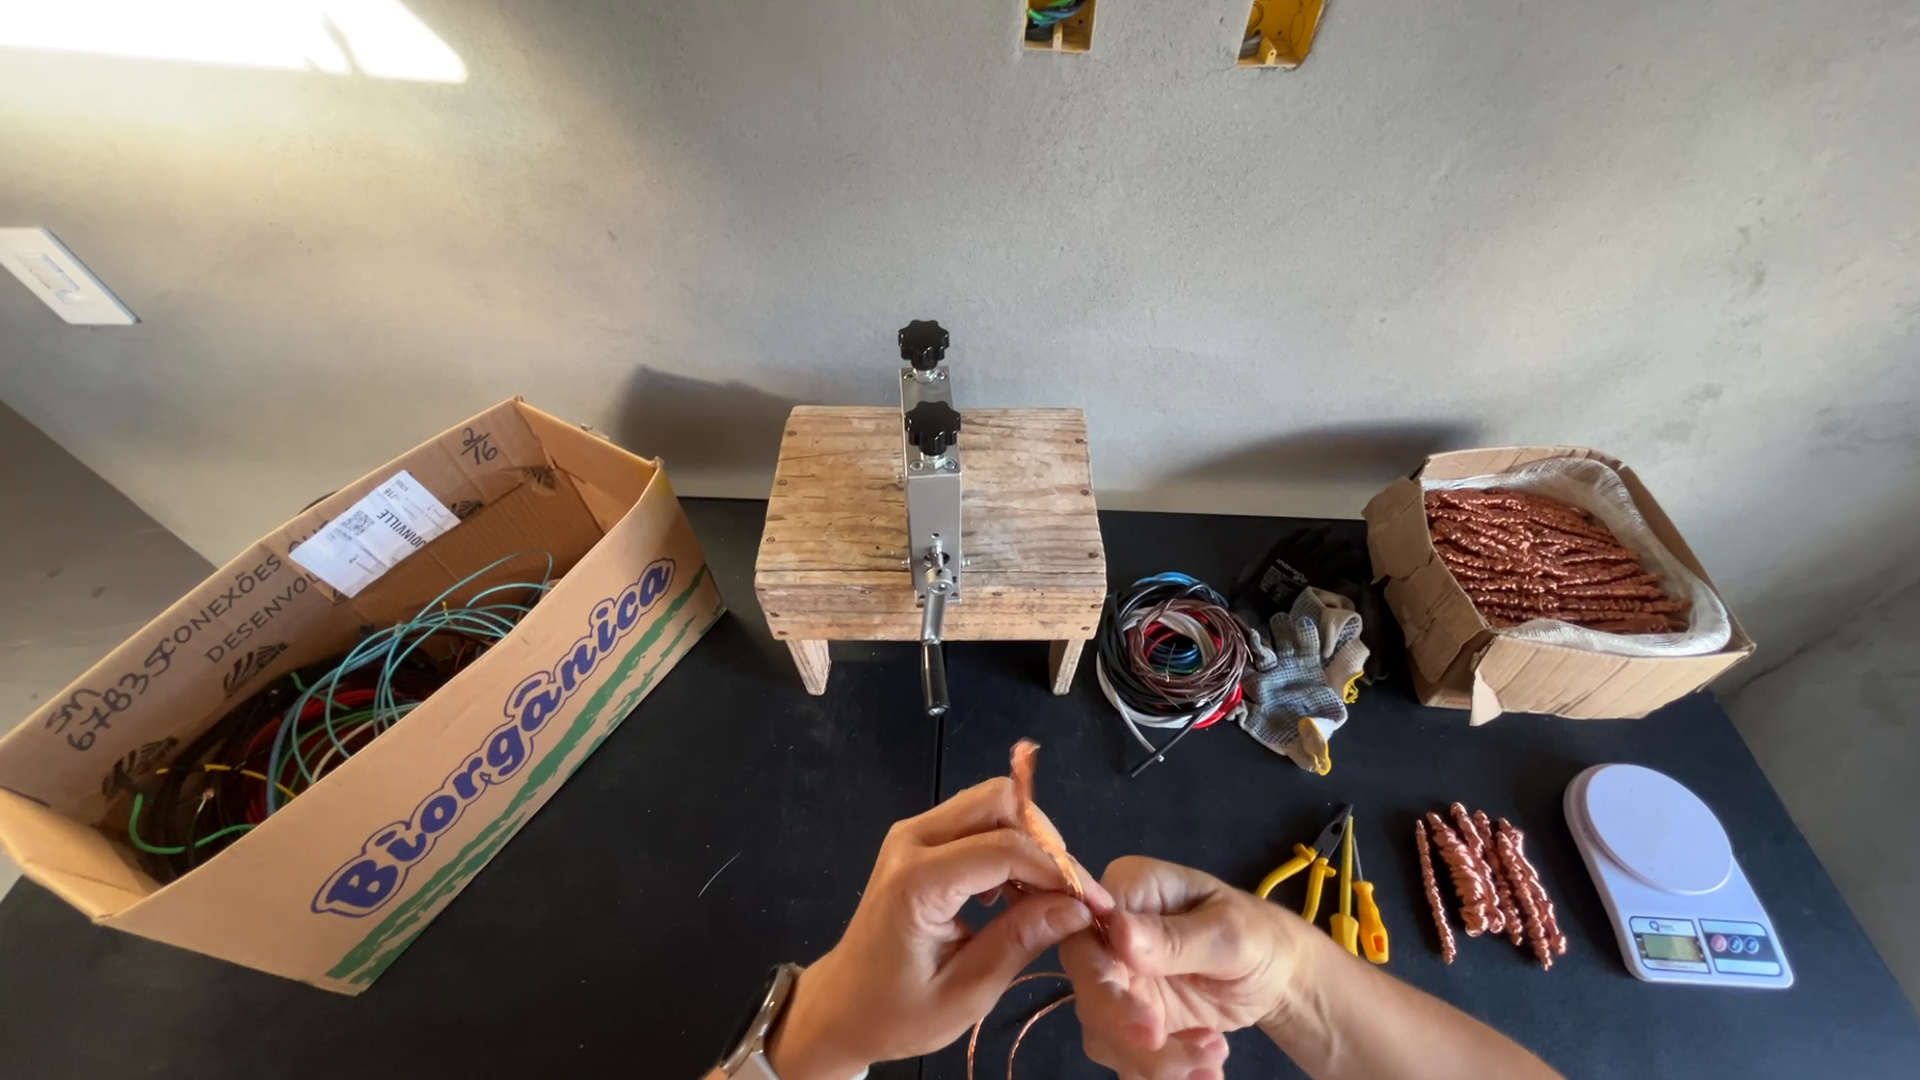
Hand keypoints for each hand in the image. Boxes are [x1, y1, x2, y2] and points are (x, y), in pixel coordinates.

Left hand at [766, 779, 1114, 1078]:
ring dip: (1029, 838)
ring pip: (989, 802)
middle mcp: (913, 838)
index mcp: (917, 880)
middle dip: (1044, 838)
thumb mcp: (964, 993)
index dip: (1056, 869)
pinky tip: (1018, 888)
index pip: (1002, 848)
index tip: (1094, 901)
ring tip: (1049, 893)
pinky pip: (976, 818)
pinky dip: (1008, 842)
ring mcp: (915, 832)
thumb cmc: (895, 1011)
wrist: (840, 1005)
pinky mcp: (921, 837)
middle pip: (996, 799)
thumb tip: (1076, 908)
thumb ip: (1020, 941)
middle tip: (1070, 888)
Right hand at [1061, 856, 1310, 1079]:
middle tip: (1194, 1055)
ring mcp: (1119, 977)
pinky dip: (1164, 1075)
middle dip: (1129, 1034)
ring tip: (1214, 1057)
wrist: (1276, 973)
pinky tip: (1208, 1070)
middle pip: (1088, 987)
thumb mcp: (1227, 931)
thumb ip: (1174, 937)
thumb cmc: (1255, 933)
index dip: (1099, 981)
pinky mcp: (1130, 1017)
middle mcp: (1110, 933)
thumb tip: (1118, 934)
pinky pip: (1126, 1055)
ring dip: (1156, 1063)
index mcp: (1126, 891)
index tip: (1150, 1026)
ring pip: (1103, 1031)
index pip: (1085, 932)